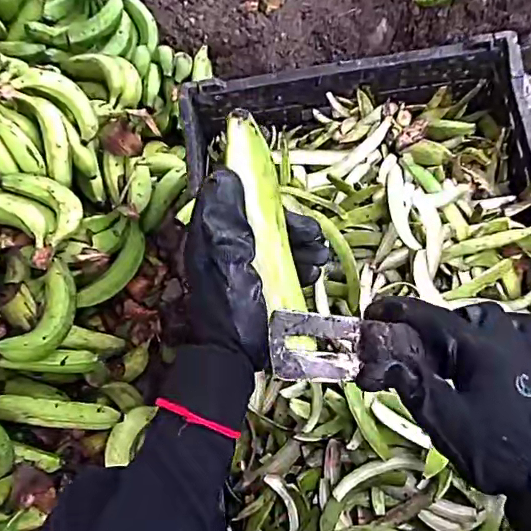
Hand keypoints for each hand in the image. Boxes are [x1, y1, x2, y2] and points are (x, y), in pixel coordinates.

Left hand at [184, 168, 329, 369]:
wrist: (236, 356)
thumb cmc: (230, 307)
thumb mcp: (225, 254)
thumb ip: (225, 215)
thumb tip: (225, 174)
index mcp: (212, 236)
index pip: (237, 200)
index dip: (262, 196)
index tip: (285, 204)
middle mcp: (227, 248)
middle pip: (264, 222)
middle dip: (293, 227)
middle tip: (315, 239)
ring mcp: (246, 268)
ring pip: (280, 243)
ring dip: (303, 246)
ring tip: (318, 259)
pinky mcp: (263, 286)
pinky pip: (286, 266)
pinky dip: (302, 266)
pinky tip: (311, 274)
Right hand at [359, 297, 530, 530]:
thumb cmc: (493, 449)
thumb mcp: (443, 420)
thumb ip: (413, 386)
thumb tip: (384, 364)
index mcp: (479, 347)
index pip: (432, 317)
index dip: (400, 311)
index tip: (375, 311)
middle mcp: (509, 341)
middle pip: (472, 313)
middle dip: (445, 321)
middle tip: (425, 344)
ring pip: (506, 322)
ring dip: (480, 328)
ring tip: (464, 349)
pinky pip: (526, 344)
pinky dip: (506, 346)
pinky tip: (499, 368)